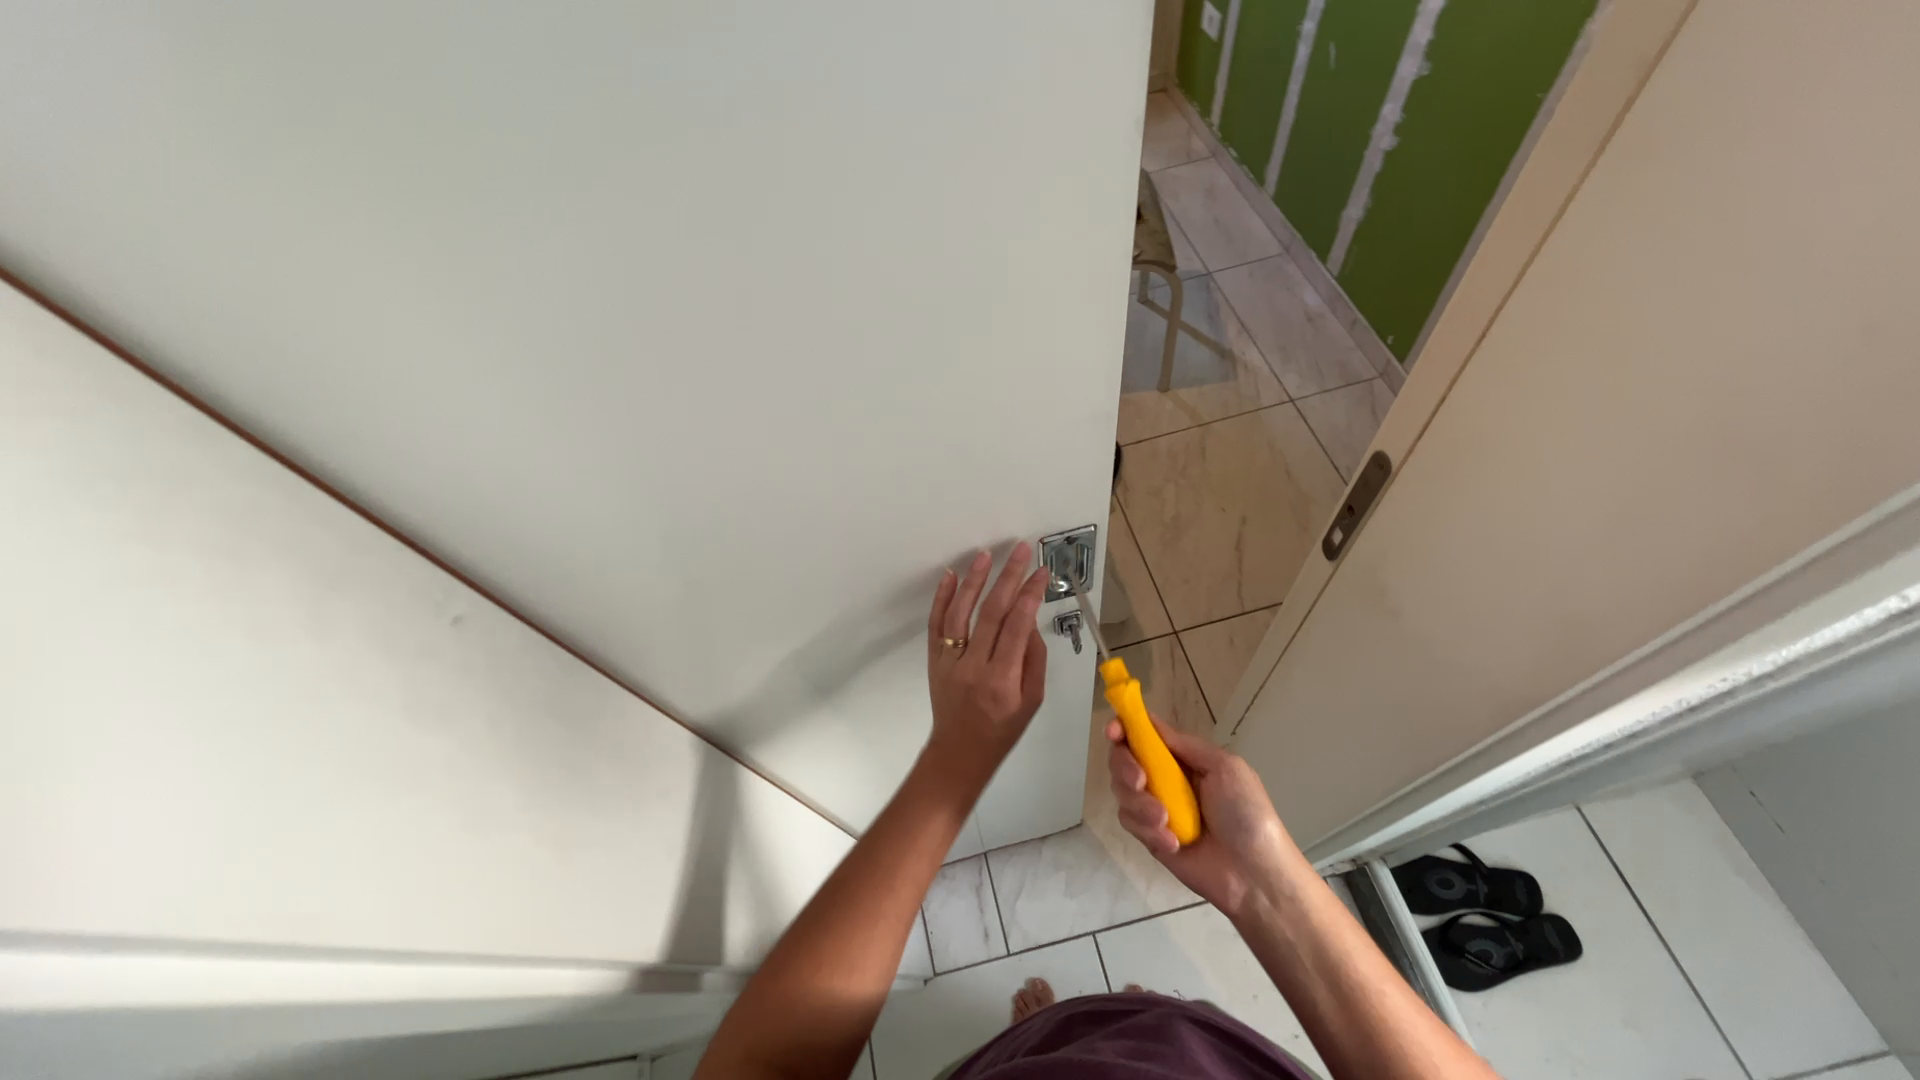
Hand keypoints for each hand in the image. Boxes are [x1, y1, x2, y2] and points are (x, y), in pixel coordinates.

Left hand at [925, 544, 1050, 779]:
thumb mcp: (1033, 701)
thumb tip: (1030, 619)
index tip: (1040, 572)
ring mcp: (950, 662)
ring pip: (961, 613)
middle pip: (992, 613)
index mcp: (1003, 680)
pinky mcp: (934, 660)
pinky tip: (950, 576)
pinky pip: (937, 625)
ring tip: (986, 555)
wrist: (960, 752)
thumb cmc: (1003, 729)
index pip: (1018, 626)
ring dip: (974, 581)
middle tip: (1019, 550)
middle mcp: (974, 667)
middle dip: (1008, 577)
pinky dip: (942, 599)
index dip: (1030, 594)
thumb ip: (1034, 659)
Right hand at [1107, 715, 1304, 919]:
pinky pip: (1130, 822)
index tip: (1113, 732)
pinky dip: (1148, 831)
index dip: (1124, 728)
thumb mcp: (1226, 767)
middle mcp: (1165, 779)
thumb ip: (1185, 745)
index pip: (1144, 735)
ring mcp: (1154, 808)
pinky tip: (1174, 843)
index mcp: (1183, 759)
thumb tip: (1150, 724)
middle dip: (1125, 767)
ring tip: (1165, 821)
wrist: (1253, 873)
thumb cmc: (1246, 813)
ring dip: (1140, 804)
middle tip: (1140, 781)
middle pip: (1123, 760)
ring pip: (1122, 792)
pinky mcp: (1150, 837)